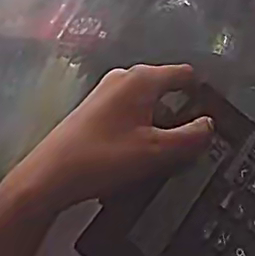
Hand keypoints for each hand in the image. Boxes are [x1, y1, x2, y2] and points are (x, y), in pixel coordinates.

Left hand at [0, 63, 213, 218]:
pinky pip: (129, 113)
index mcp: (142, 78)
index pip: (185, 75)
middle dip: (178, 116)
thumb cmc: (103, 159)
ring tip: (158, 157)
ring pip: (147, 104)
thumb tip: (209, 125)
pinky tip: (132, 158)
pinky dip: (138, 131)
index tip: (208, 122)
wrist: (45, 180)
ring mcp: (106, 92)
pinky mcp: (93, 110)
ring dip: (157, 127)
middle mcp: (124, 77)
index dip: (201, 96)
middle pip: (167, 90)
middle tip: (184, 147)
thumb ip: (190, 137)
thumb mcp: (155, 152)